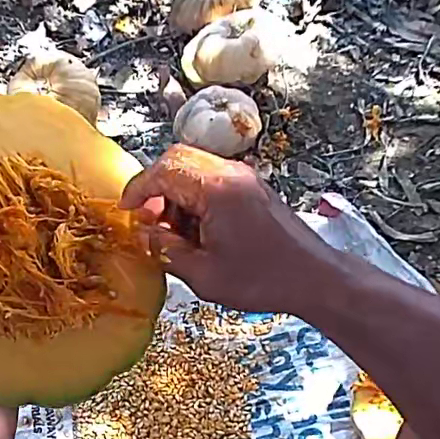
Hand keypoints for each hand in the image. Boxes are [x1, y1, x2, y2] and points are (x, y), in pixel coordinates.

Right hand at [120, 145, 338, 314]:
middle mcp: (231, 174)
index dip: (137, 190)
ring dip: (176, 196)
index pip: (163, 171)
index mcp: (216, 188)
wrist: (313, 278)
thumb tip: (144, 237)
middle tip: (148, 224)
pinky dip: (196, 201)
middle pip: (178, 160)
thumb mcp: (204, 275)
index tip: (126, 212)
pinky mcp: (253, 190)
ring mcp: (245, 179)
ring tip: (176, 236)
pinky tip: (199, 234)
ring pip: (195, 170)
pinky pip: (213, 182)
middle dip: (156, 190)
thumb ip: (166, 252)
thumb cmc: (263, 279)